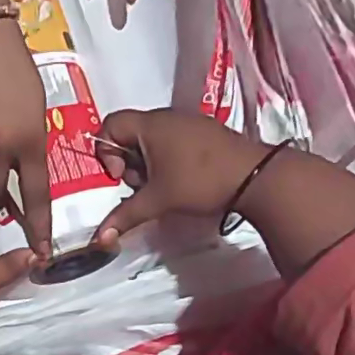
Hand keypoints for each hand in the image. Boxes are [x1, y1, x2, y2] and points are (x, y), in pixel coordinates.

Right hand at [90, 109, 267, 243]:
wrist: (254, 176)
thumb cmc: (199, 182)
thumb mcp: (158, 201)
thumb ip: (125, 216)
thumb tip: (100, 238)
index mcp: (150, 125)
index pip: (110, 125)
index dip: (106, 151)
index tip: (121, 176)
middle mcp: (166, 116)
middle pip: (129, 134)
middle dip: (129, 163)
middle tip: (142, 185)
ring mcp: (188, 121)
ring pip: (151, 140)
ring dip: (148, 163)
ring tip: (162, 186)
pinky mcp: (203, 132)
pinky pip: (172, 140)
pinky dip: (166, 159)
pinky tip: (180, 180)